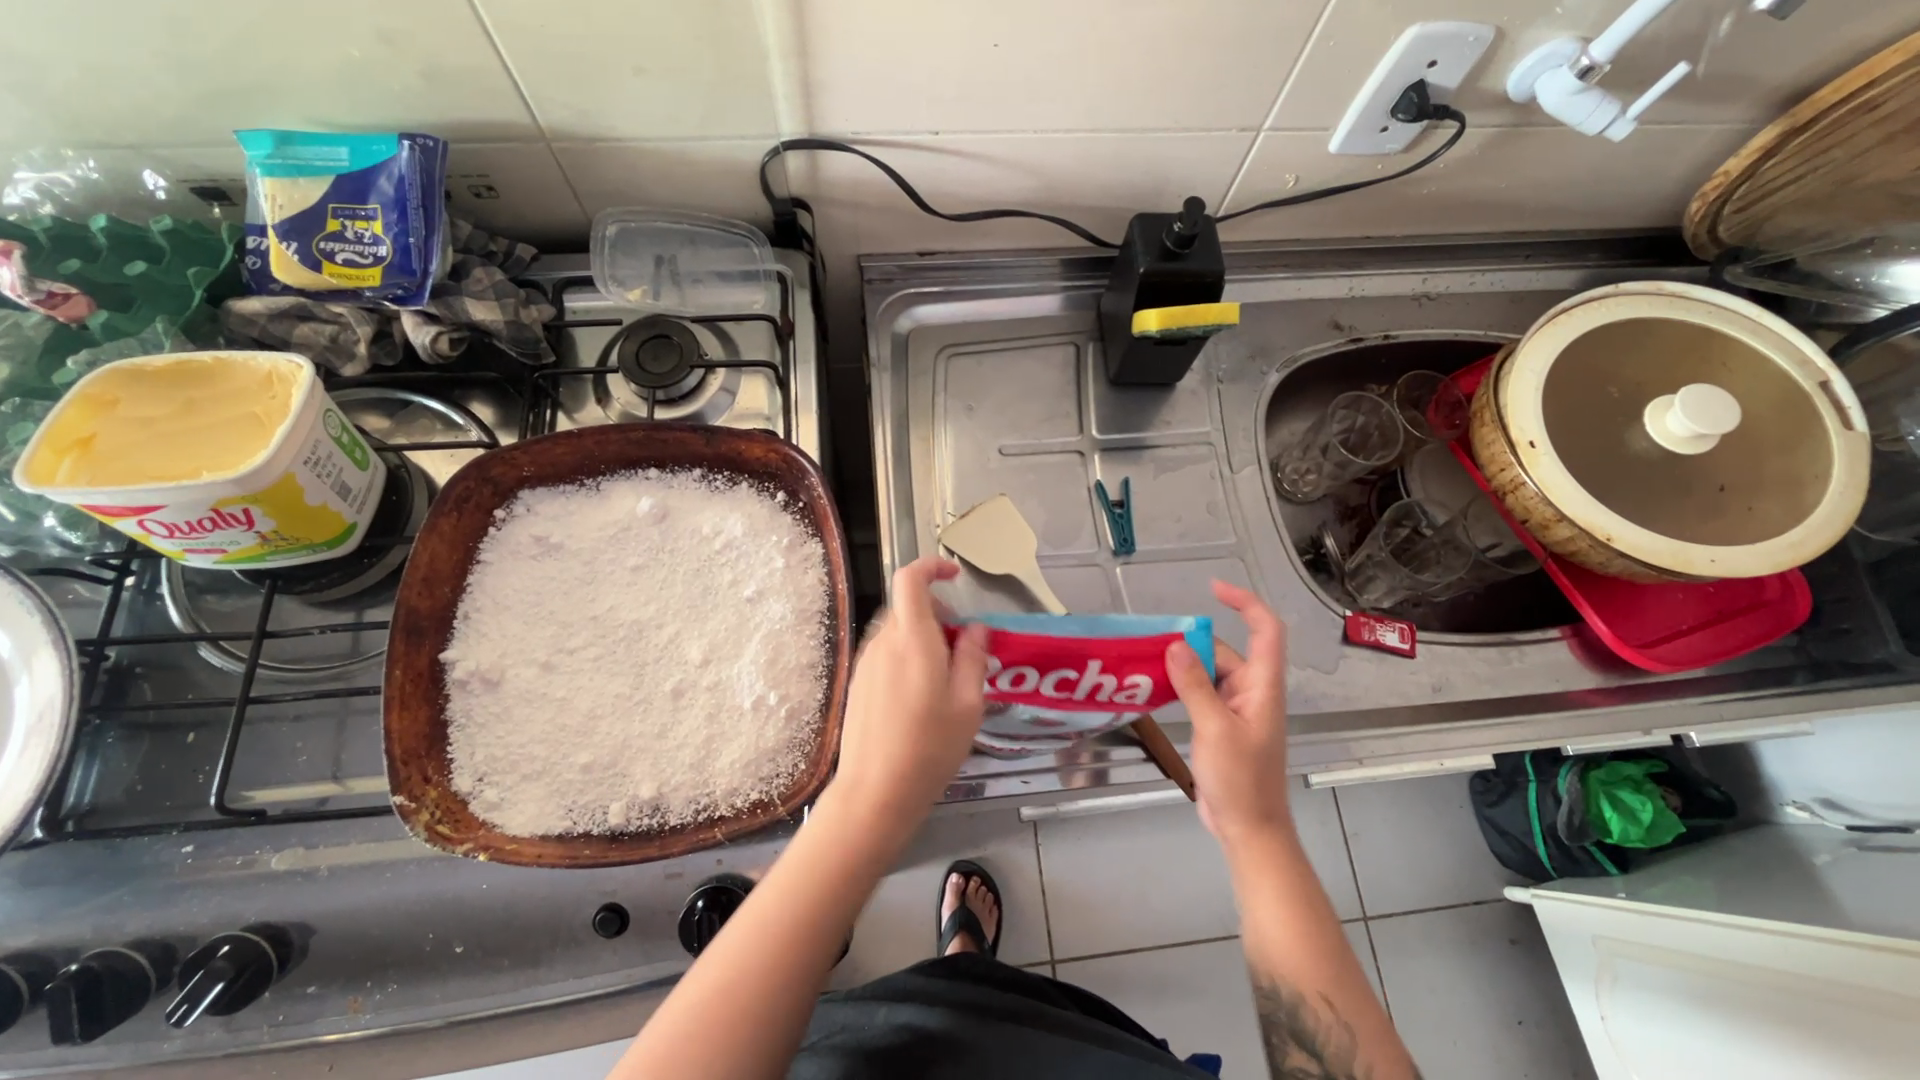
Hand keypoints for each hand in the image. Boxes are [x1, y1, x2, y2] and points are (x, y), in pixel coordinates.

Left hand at [826, 557, 990, 833]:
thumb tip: (977, 629)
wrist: (875, 792)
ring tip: (947, 677)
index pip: (910, 579)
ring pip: (896, 632)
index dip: (932, 566)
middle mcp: (882, 643)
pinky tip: (922, 696)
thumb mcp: (968, 705)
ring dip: (923, 637)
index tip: (955, 575)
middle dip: (938, 613)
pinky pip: (886, 654)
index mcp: (912, 639)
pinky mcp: (859, 684)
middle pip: (907, 607)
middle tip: (964, 646)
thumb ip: (974, 658)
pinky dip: (907, 657)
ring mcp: (866, 664)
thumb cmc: (929, 749)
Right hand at [1165, 580, 1290, 845]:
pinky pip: (1201, 695)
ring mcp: (1236, 711)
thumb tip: (1175, 644)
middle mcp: (1252, 692)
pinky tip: (1153, 689)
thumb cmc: (1241, 780)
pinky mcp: (1221, 727)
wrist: (1249, 828)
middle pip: (1225, 652)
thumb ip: (1194, 685)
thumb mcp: (1214, 729)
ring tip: (1144, 663)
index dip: (1245, 603)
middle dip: (1192, 643)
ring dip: (1182, 667)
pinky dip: (1180, 688)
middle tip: (1150, 644)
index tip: (1213, 589)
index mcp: (1263, 687)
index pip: (1266, 630)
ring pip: (1208, 674)